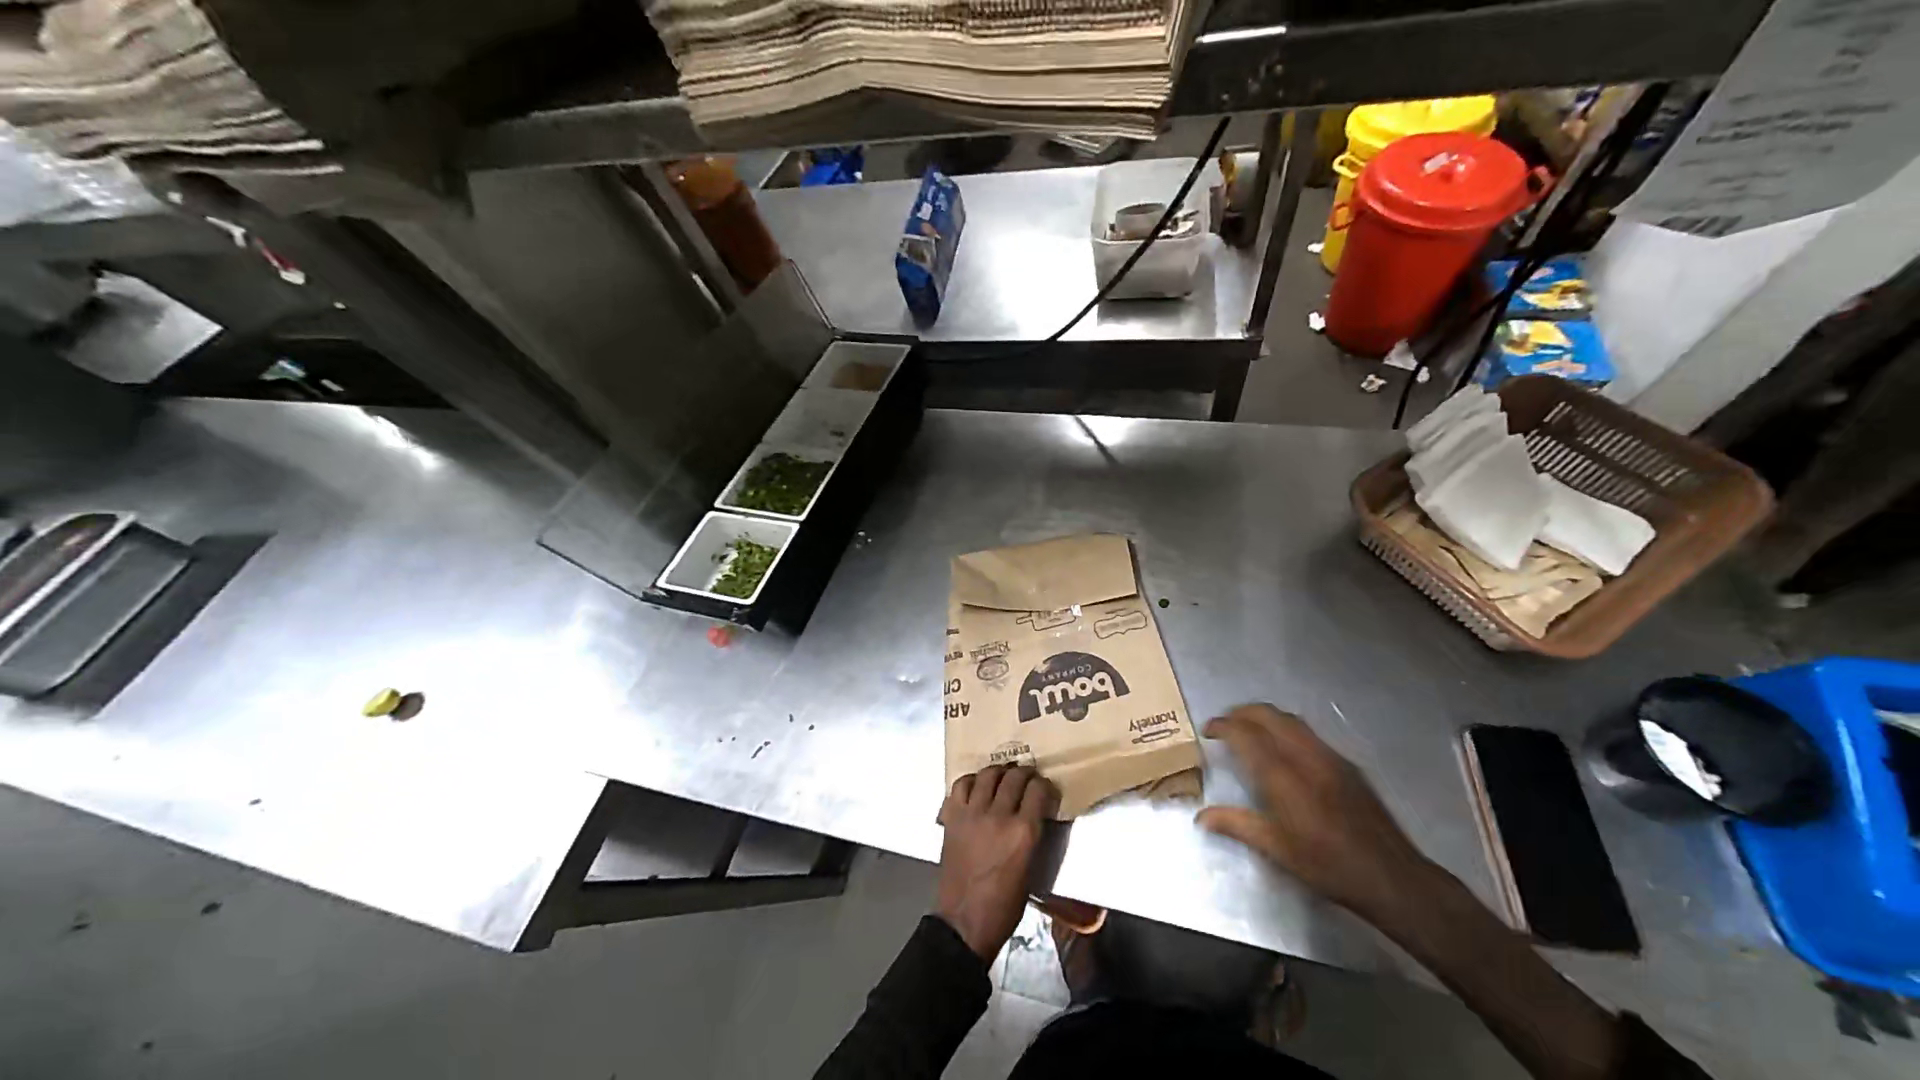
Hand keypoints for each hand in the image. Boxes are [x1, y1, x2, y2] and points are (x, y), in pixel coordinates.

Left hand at [935, 765, 1055, 960]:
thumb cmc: (1004, 905)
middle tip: (1027, 777)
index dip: (1044, 785)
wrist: (965, 921)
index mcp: (1024, 832)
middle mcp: (999, 816)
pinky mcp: (953, 817)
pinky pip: (961, 785)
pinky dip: (971, 780)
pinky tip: (977, 786)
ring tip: (1003, 776)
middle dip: (1025, 774)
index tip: (1045, 788)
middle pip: (1014, 778)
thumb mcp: (1030, 868)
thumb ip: (1032, 835)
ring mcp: (973, 814)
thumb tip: (1034, 815)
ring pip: (988, 775)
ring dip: (999, 772)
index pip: (1038, 790)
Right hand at [1196, 704, 1434, 922]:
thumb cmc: (1329, 866)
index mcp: (1285, 777)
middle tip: (1226, 724)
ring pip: (1292, 720)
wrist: (1393, 877)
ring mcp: (1331, 758)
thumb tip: (1201, 817)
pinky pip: (1309, 734)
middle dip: (1242, 713)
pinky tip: (1284, 751)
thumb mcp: (1277, 850)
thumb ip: (1237, 825)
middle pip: (1269, 716)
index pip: (1247, 735)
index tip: (1208, 729)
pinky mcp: (1348, 765)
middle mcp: (1307, 757)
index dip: (1224, 726)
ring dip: (1265, 717)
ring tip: (1250, 731)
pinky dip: (1287, 729)